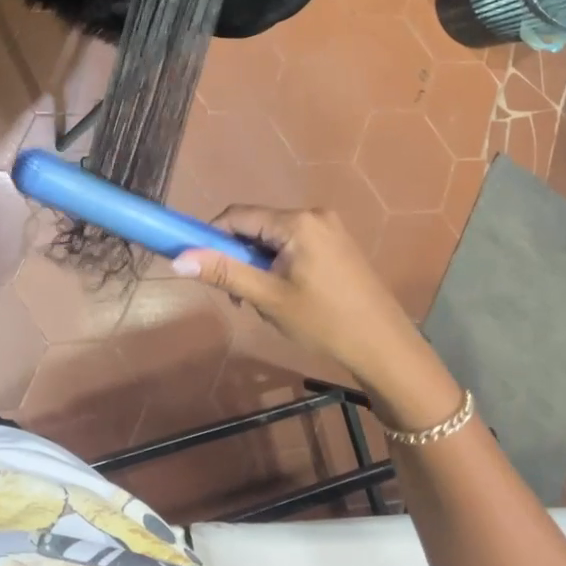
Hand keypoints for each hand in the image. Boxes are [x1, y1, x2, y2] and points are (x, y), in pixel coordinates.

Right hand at [173, 206, 418, 380]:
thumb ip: (224, 273)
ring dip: (258, 264)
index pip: (237, 216)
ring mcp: (330, 229)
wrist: (387, 350)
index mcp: (296, 222)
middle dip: (239, 256)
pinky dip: (279, 265)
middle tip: (239, 295)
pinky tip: (286, 296)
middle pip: (255, 226)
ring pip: (273, 238)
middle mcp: (313, 215)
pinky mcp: (339, 245)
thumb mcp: (268, 299)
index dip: (212, 237)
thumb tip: (178, 259)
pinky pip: (294, 245)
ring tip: (265, 302)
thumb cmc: (325, 322)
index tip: (203, 267)